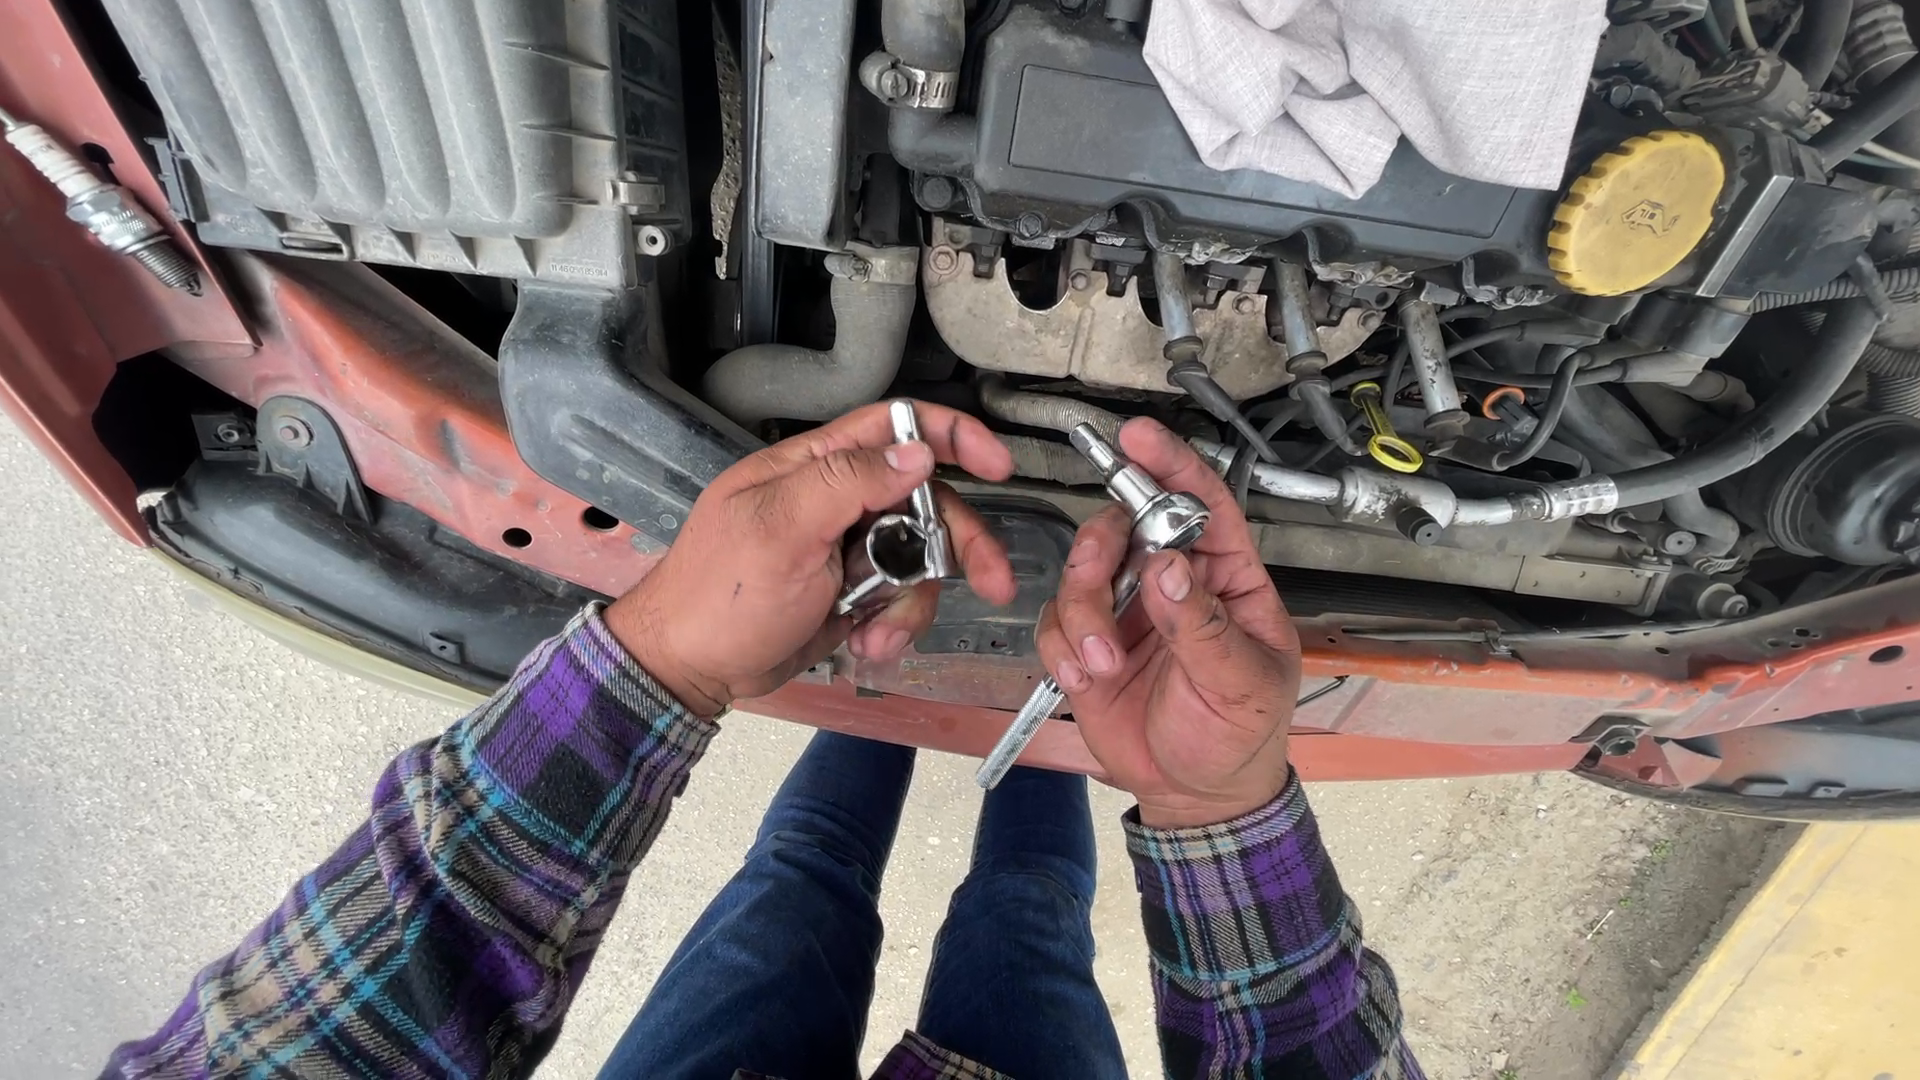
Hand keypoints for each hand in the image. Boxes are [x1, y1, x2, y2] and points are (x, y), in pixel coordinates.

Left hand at [605, 401, 1017, 716]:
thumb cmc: (723, 593)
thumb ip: (847, 482)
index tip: (998, 465)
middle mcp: (841, 501)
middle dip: (961, 543)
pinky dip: (895, 624)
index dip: (951, 436)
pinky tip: (866, 643)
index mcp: (817, 469)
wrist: (690, 669)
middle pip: (926, 502)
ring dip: (915, 602)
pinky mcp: (856, 591)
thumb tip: (917, 451)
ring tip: (880, 638)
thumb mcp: (781, 530)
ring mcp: (851, 549)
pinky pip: (902, 597)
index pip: (893, 427)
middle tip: (994, 581)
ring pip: (921, 559)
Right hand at [1034, 417, 1300, 827]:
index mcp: (1222, 577)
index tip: (1138, 439)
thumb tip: (1165, 567)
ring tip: (1102, 664)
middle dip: (1099, 550)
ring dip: (1081, 615)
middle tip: (1097, 578)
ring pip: (1078, 572)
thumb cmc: (1237, 733)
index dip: (1171, 466)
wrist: (1192, 792)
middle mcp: (1166, 581)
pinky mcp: (1084, 641)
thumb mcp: (1240, 683)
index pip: (1200, 504)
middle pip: (1119, 527)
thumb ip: (1202, 624)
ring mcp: (1122, 610)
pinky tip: (1084, 677)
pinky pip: (1052, 621)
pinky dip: (1060, 648)